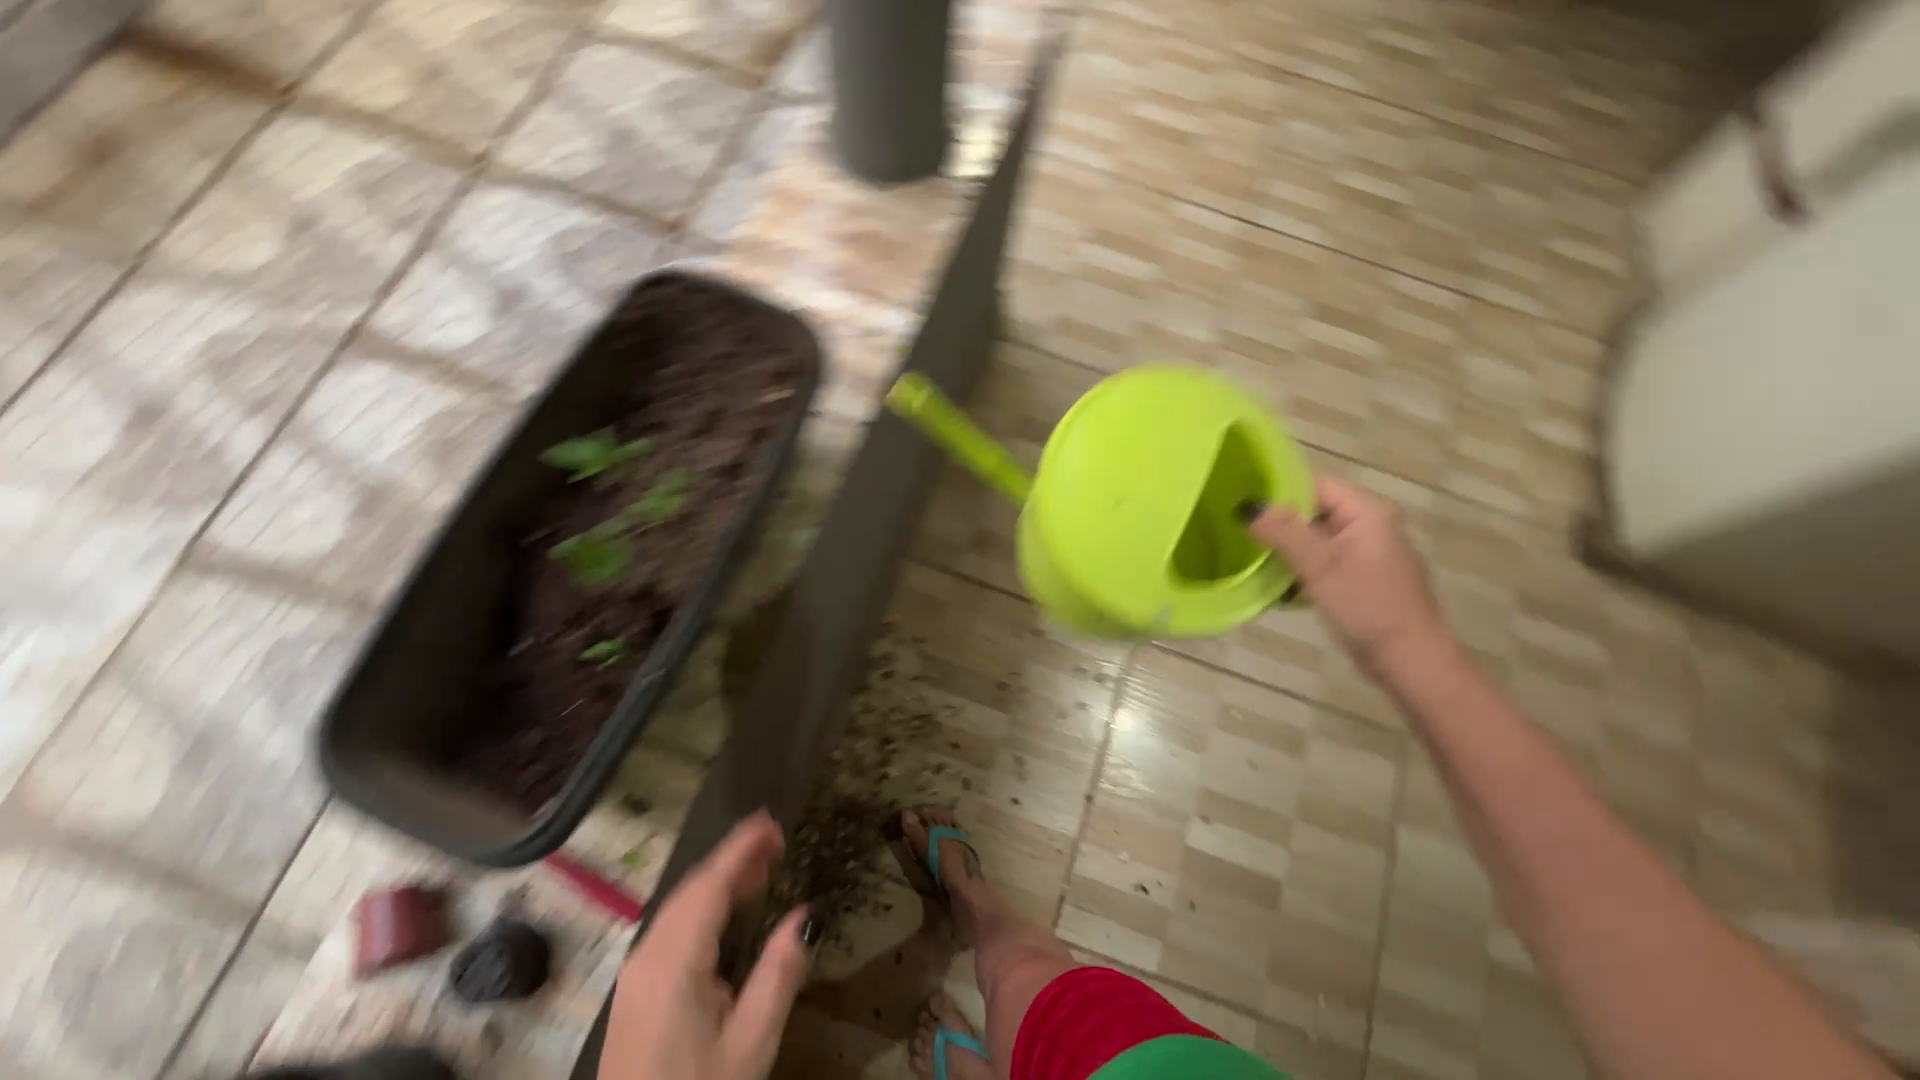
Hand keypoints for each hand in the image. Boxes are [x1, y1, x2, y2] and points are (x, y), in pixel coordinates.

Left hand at [599, 810, 815, 1079]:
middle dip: (732, 859)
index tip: (771, 821)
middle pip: (691, 890)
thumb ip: (779, 972)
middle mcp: (647, 956)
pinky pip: (671, 930)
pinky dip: (702, 908)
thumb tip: (808, 915)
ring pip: (679, 909)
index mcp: (674, 960)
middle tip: (776, 841)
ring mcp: (636, 975)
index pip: (709, 885)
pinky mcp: (636, 993)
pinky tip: (725, 916)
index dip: (740, 848)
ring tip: (760, 870)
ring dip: (717, 883)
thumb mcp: (752, 1039)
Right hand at [1247, 478, 1449, 672]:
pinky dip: (1302, 567)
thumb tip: (1247, 505)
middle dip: (1279, 522)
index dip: (1278, 491)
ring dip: (1288, 548)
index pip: (1315, 485)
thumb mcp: (1320, 566)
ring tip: (1251, 557)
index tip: (1242, 503)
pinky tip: (1278, 583)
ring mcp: (1369, 553)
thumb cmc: (1367, 606)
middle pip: (1314, 511)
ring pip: (1317, 538)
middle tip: (1240, 532)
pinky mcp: (1363, 578)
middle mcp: (1371, 524)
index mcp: (1368, 511)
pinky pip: (1325, 561)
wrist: (1410, 660)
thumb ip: (1284, 531)